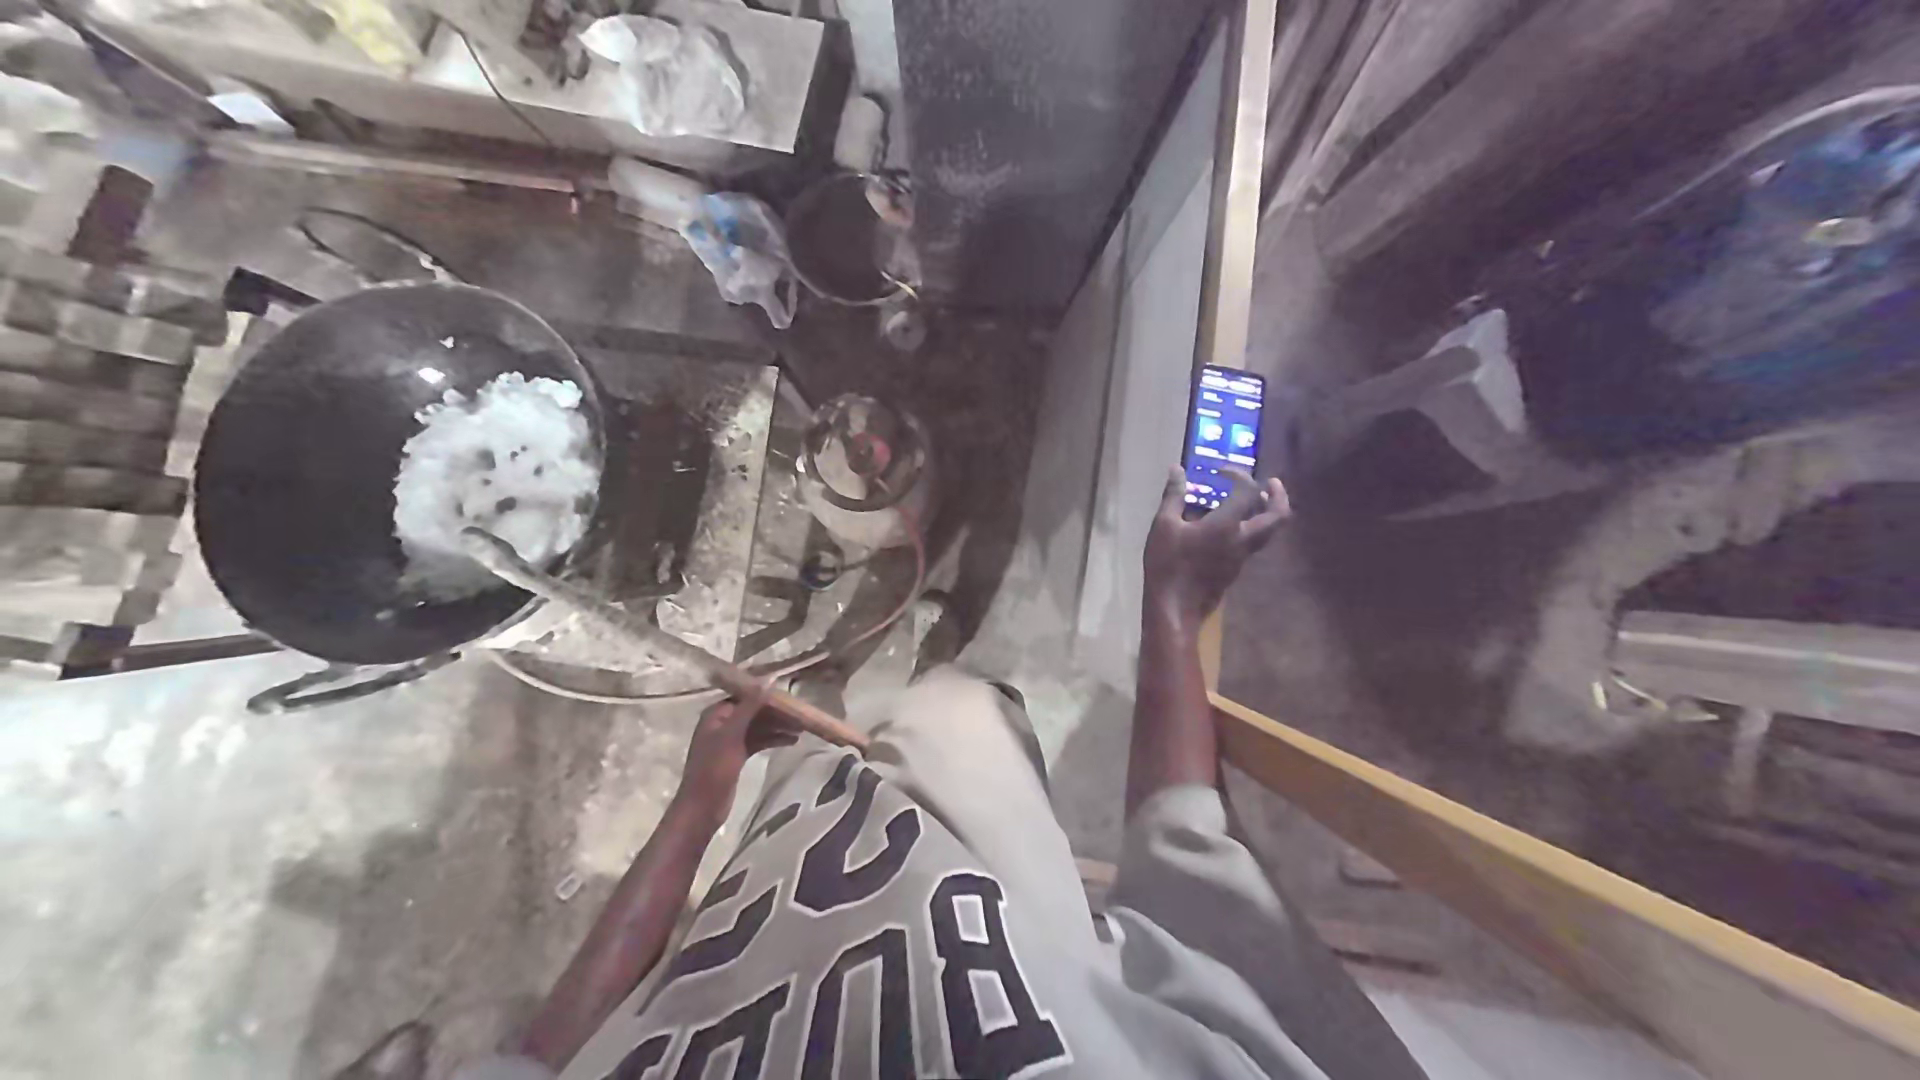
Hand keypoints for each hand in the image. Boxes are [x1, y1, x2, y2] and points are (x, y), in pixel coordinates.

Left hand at [674, 687, 797, 828]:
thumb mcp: (732, 734)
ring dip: (778, 727)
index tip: (791, 698)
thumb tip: (769, 679)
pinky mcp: (737, 755)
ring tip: (802, 729)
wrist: (702, 807)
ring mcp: (730, 740)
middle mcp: (723, 723)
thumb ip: (750, 706)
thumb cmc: (714, 768)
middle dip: (777, 714)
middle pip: (755, 711)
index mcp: (717, 714)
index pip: (747, 696)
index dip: (768, 696)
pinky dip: (773, 740)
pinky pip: (758, 741)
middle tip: (802, 716)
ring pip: (759, 727)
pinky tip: (791, 741)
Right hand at [1143, 466, 1289, 627]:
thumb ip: (1173, 496)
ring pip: (1269, 532)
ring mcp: (1242, 558)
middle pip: (1278, 516)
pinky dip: (1252, 527)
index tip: (1221, 471)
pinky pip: (1253, 543)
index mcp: (1227, 525)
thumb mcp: (1164, 526)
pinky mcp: (1235, 570)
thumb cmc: (1167, 564)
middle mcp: (1242, 540)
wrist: (1174, 607)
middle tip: (1271, 482)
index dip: (1239, 476)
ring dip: (1268, 513)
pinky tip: (1231, 525)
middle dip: (1279, 496)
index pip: (1247, 492)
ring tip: (1256, 500)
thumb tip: (1177, 469)